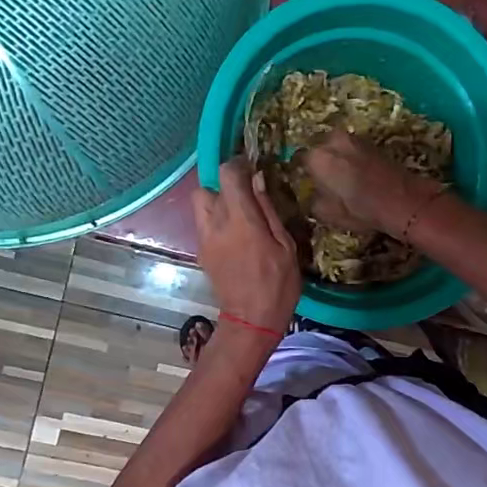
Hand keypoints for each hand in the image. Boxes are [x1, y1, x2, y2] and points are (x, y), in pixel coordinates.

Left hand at [195, 158, 301, 333]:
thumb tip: (257, 180)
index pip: (227, 174)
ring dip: (216, 203)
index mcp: (240, 220)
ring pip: (200, 205)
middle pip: (208, 187)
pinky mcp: (201, 252)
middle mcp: (215, 225)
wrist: (250, 320)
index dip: (238, 165)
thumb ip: (268, 210)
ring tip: (238, 217)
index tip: (252, 169)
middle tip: (246, 198)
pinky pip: (203, 225)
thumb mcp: (285, 246)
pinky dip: (215, 222)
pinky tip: (234, 237)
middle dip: (225, 187)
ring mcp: (204, 239)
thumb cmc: (277, 285)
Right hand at [301, 131, 441, 236]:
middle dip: (316, 161)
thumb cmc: (360, 209)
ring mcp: (354, 138)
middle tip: (318, 181)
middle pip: (316, 148)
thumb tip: (309, 194)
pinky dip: (348, 158)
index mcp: (317, 157)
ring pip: (334, 147)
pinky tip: (353, 174)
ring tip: (337, 178)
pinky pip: (350, 148)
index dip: (298, 172)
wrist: (403, 201)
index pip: (297, 159)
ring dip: (333, 158)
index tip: (301, 183)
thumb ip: (311, 200)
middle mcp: (332, 140)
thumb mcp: (327, 213)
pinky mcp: (370, 142)